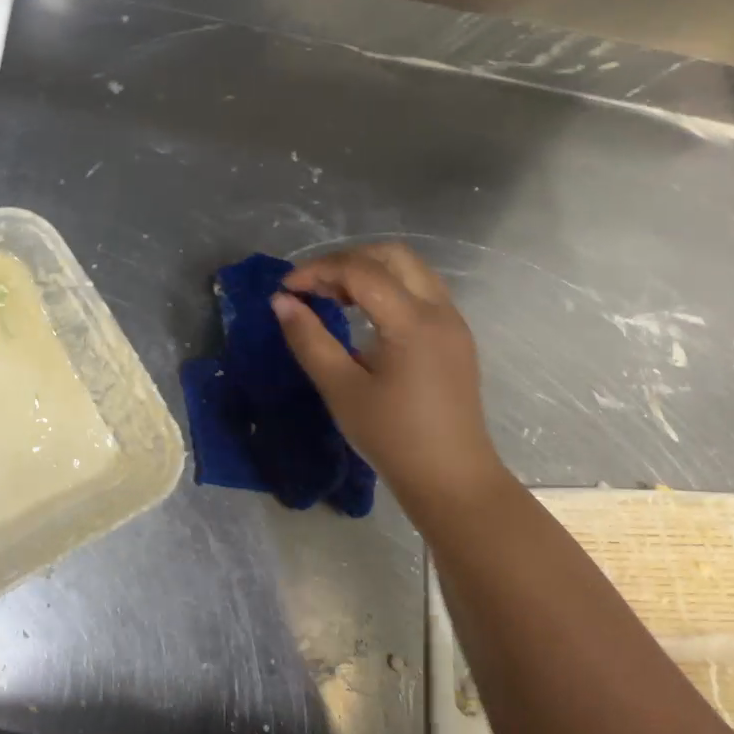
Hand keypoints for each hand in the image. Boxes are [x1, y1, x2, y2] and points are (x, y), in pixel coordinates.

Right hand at [270, 242, 504, 502]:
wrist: (451, 478)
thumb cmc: (391, 435)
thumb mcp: (339, 387)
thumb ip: (308, 338)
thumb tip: (281, 301)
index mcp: (413, 323)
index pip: (361, 271)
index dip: (317, 271)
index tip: (285, 290)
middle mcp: (440, 313)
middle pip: (392, 255)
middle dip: (344, 261)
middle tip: (310, 286)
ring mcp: (452, 323)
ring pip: (409, 269)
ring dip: (366, 271)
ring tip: (330, 297)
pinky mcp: (452, 337)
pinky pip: (418, 290)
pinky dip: (384, 287)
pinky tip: (358, 313)